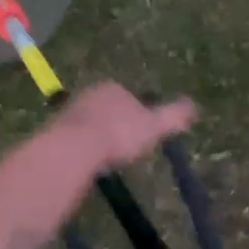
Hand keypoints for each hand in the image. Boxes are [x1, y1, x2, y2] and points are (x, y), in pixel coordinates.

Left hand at [54, 81, 198, 168]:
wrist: (74, 147)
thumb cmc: (118, 133)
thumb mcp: (154, 125)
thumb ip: (173, 116)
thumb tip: (194, 106)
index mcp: (112, 87)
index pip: (129, 96)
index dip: (139, 115)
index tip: (142, 134)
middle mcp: (87, 92)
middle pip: (107, 108)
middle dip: (116, 124)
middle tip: (125, 147)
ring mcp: (68, 109)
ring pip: (90, 121)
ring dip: (98, 135)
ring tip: (107, 157)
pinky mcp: (54, 128)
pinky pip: (75, 136)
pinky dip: (83, 146)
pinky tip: (88, 161)